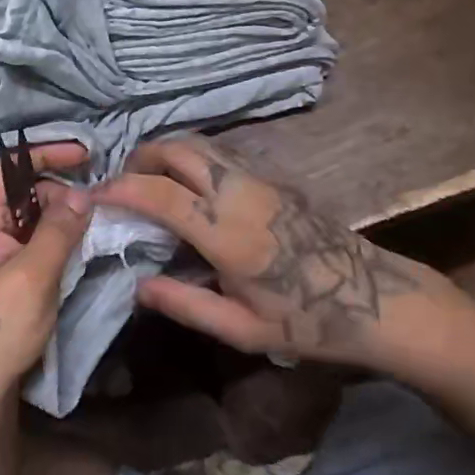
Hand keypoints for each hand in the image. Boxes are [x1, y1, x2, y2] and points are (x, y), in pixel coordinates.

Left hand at [0, 142, 92, 406]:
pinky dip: (56, 230)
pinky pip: (33, 234)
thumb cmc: (0, 327)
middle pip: (21, 186)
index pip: (8, 167)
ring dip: (60, 209)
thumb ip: (57, 231)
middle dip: (58, 185)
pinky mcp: (7, 265)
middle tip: (94, 201)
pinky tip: (77, 241)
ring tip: (91, 222)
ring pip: (30, 211)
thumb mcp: (34, 276)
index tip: (83, 154)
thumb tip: (82, 193)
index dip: (43, 154)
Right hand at [95, 136, 444, 369]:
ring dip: (165, 154)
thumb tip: (136, 285)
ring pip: (198, 143)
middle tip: (123, 184)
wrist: (381, 301)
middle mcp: (238, 192)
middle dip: (139, 159)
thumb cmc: (308, 322)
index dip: (118, 188)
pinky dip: (190, 158)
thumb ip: (184, 304)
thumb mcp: (242, 330)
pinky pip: (219, 152)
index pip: (157, 192)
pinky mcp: (273, 176)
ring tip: (152, 182)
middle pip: (175, 149)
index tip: (93, 194)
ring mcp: (258, 178)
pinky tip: (190, 187)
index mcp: (225, 231)